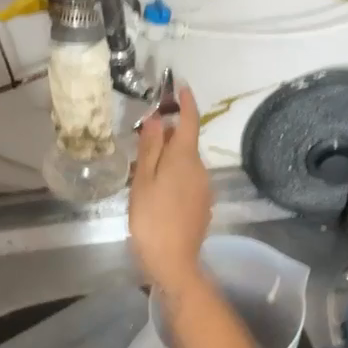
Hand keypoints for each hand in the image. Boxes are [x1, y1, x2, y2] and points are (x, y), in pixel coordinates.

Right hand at [129, 84, 209, 292]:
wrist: (173, 262)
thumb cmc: (151, 219)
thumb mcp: (143, 180)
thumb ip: (150, 148)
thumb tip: (156, 118)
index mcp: (184, 157)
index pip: (190, 120)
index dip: (186, 101)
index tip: (180, 85)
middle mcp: (200, 168)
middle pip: (186, 142)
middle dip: (169, 133)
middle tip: (143, 134)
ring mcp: (204, 187)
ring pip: (186, 162)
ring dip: (169, 156)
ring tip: (144, 164)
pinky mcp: (203, 204)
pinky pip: (188, 179)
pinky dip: (174, 174)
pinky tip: (157, 188)